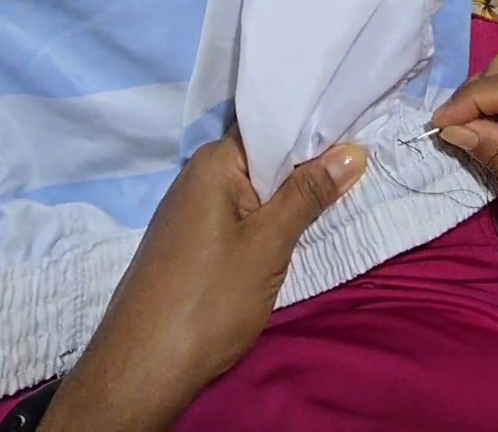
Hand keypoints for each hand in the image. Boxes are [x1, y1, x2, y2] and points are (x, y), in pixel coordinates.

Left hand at [52, 129, 366, 428]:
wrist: (140, 373)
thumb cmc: (209, 298)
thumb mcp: (269, 243)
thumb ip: (309, 194)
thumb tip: (354, 151)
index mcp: (214, 161)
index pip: (270, 125)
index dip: (312, 127)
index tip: (354, 128)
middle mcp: (198, 175)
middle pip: (263, 157)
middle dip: (305, 164)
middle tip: (358, 162)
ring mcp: (190, 210)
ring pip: (253, 189)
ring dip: (288, 195)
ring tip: (338, 189)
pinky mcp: (190, 241)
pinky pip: (238, 213)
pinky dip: (266, 218)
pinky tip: (292, 227)